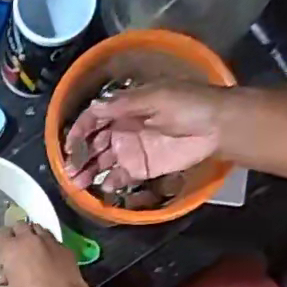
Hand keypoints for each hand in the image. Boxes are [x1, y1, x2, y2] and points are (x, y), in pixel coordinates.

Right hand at [0, 217, 88, 286]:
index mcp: (10, 249)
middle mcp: (28, 239)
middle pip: (20, 226)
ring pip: (38, 229)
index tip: (3, 251)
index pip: (0, 234)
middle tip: (18, 248)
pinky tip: (50, 257)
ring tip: (35, 249)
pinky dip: (48, 245)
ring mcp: (48, 240)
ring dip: (34, 236)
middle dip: (18, 234)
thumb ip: (9, 277)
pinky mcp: (64, 247)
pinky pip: (53, 240)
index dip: (1, 242)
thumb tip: (8, 276)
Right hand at [65, 83, 226, 188]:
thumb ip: (124, 105)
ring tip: (77, 184)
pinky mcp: (141, 169)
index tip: (69, 146)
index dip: (79, 131)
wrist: (218, 127)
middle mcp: (123, 130)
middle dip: (79, 156)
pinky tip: (103, 188)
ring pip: (102, 162)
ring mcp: (131, 151)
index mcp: (125, 109)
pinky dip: (109, 183)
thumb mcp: (155, 98)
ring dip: (88, 172)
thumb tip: (94, 108)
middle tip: (70, 170)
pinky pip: (120, 178)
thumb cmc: (189, 105)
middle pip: (93, 144)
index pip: (94, 119)